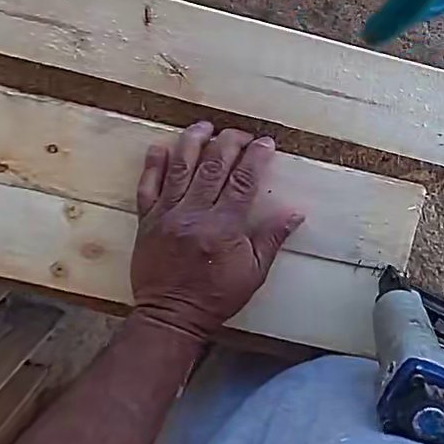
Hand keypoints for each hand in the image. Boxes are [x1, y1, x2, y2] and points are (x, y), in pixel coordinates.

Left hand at [129, 122, 304, 341]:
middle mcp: (195, 214)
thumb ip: (272, 238)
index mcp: (224, 226)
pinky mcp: (148, 220)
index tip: (266, 143)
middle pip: (213, 166)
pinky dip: (153, 165)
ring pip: (180, 168)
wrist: (171, 316)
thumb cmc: (216, 297)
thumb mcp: (253, 272)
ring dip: (193, 142)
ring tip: (205, 127)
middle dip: (229, 142)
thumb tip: (295, 212)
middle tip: (240, 134)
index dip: (256, 156)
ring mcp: (168, 214)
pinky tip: (160, 147)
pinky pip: (148, 186)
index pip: (243, 180)